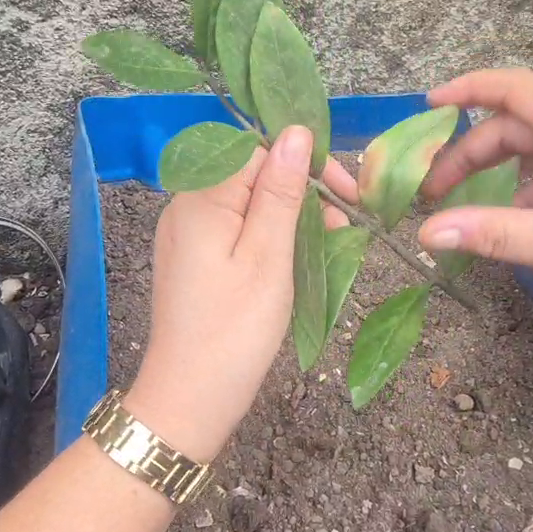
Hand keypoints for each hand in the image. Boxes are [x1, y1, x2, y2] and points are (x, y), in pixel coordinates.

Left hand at [125, 126, 354, 461]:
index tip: (346, 194)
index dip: (304, 164)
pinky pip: (235, 229)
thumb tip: (296, 133)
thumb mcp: (269, 257)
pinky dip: (269, 237)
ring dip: (289, 216)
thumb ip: (282, 192)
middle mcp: (186, 205)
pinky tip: (295, 258)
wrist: (189, 398)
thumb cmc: (235, 330)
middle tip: (343, 225)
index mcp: (201, 198)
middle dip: (300, 190)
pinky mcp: (192, 259)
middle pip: (251, 174)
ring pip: (246, 203)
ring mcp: (186, 234)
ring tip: (328, 244)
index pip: (258, 151)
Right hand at [416, 69, 532, 336]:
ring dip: (500, 174)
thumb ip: (488, 233)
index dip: (469, 90)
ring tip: (468, 209)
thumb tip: (425, 233)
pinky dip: (529, 193)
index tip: (428, 108)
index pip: (516, 88)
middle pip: (522, 125)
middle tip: (435, 190)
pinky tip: (516, 226)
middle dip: (473, 151)